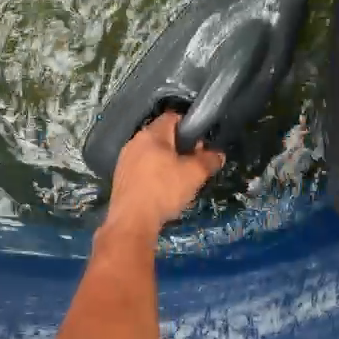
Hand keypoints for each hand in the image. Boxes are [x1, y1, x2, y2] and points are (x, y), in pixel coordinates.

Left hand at [106, 113, 224, 233]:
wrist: (132, 221)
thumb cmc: (164, 190)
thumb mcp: (195, 174)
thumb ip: (210, 160)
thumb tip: (218, 155)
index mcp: (152, 134)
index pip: (173, 117)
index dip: (189, 125)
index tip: (200, 142)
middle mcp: (135, 142)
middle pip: (162, 136)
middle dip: (180, 146)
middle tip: (193, 163)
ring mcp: (124, 160)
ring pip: (152, 154)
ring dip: (167, 162)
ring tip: (179, 179)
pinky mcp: (120, 177)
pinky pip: (142, 168)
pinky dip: (154, 174)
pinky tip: (162, 191)